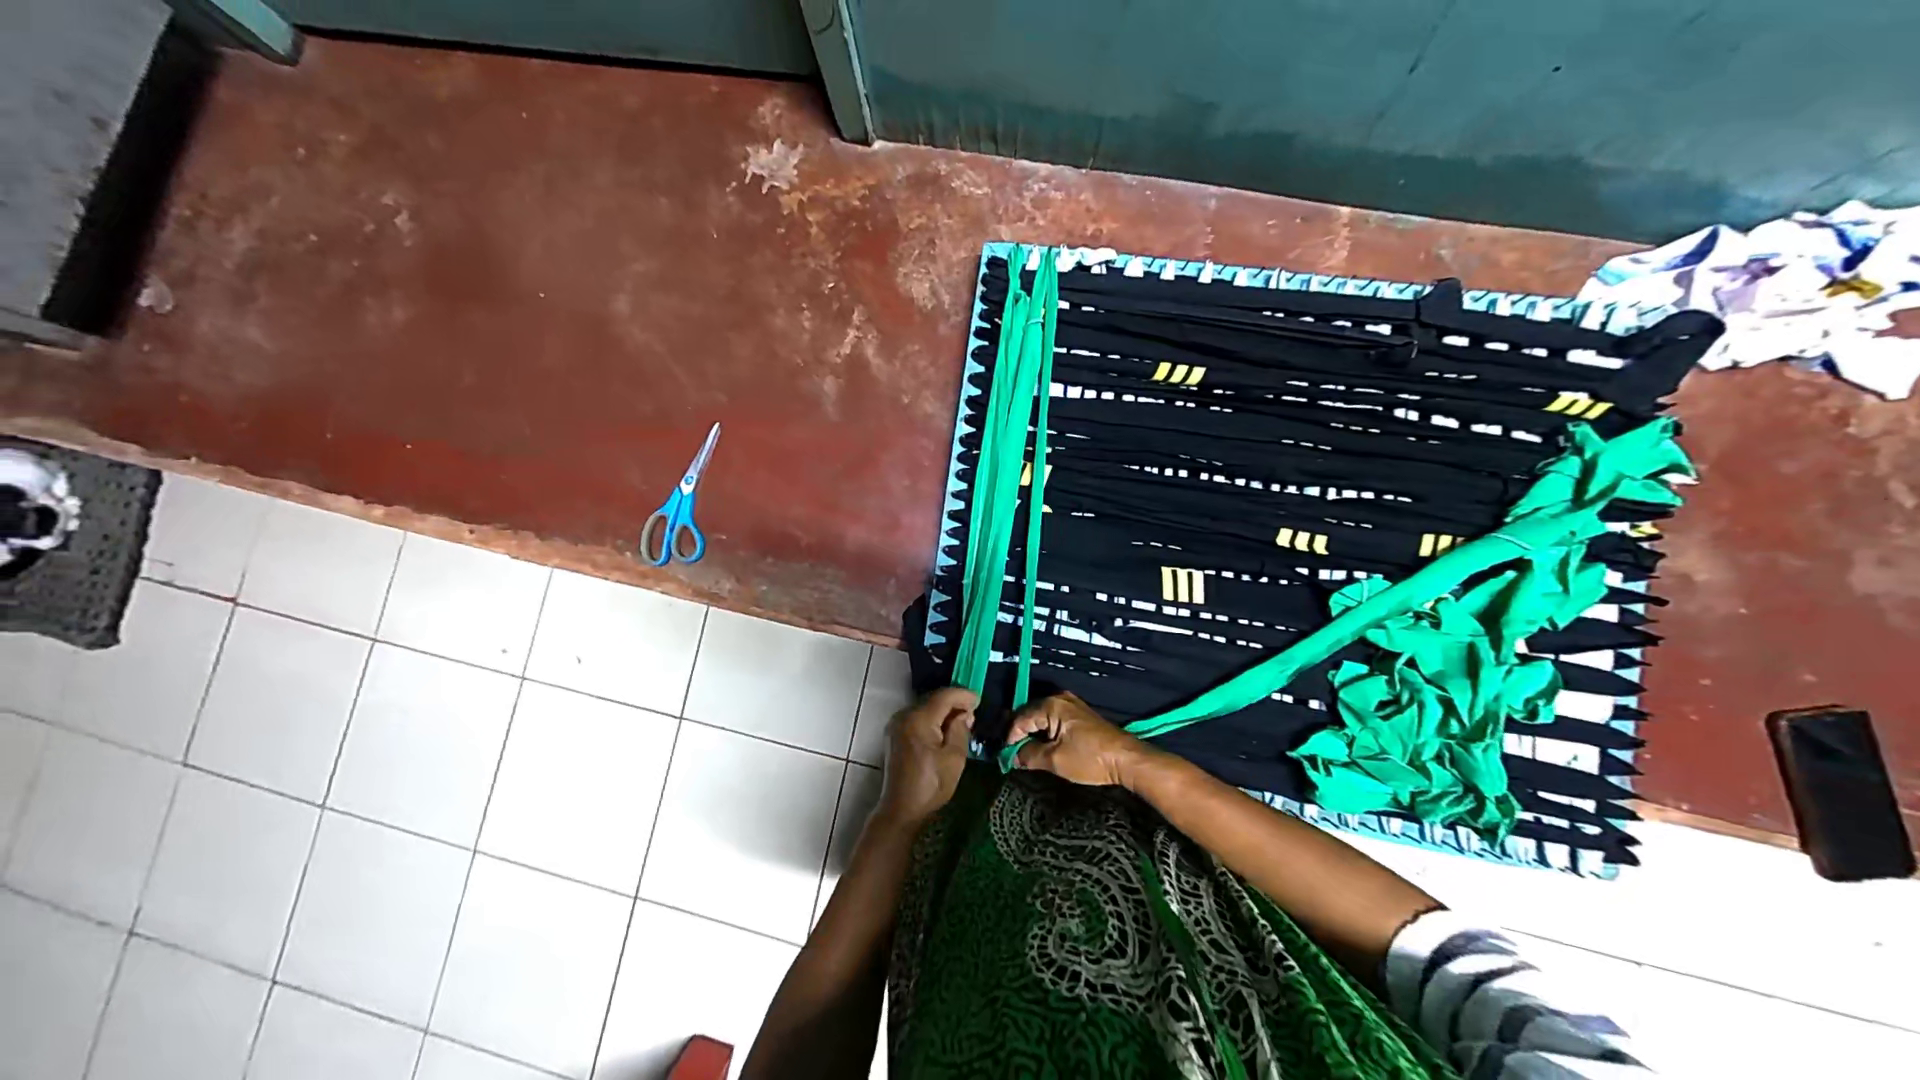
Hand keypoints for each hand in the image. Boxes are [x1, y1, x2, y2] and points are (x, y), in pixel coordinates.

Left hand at [875, 687, 976, 831]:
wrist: (901, 809)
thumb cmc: (930, 786)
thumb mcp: (954, 759)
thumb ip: (960, 730)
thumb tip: (963, 715)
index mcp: (918, 720)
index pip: (944, 696)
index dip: (963, 695)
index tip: (979, 700)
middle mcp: (904, 716)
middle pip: (933, 700)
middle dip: (954, 703)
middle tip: (973, 713)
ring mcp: (896, 725)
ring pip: (925, 708)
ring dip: (943, 711)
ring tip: (961, 721)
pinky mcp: (894, 734)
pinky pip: (916, 718)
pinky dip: (931, 719)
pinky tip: (943, 730)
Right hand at [1008, 692, 1158, 788]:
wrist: (1126, 759)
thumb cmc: (1089, 758)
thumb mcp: (1055, 760)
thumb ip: (1029, 756)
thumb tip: (1013, 757)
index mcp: (1051, 705)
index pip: (1020, 719)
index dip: (1010, 738)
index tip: (1004, 756)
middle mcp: (1059, 699)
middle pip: (1029, 715)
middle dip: (1019, 735)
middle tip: (1011, 755)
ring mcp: (1070, 704)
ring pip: (1041, 718)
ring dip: (1032, 734)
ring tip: (1024, 753)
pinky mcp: (1078, 714)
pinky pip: (1053, 719)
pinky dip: (1044, 732)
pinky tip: (1041, 746)